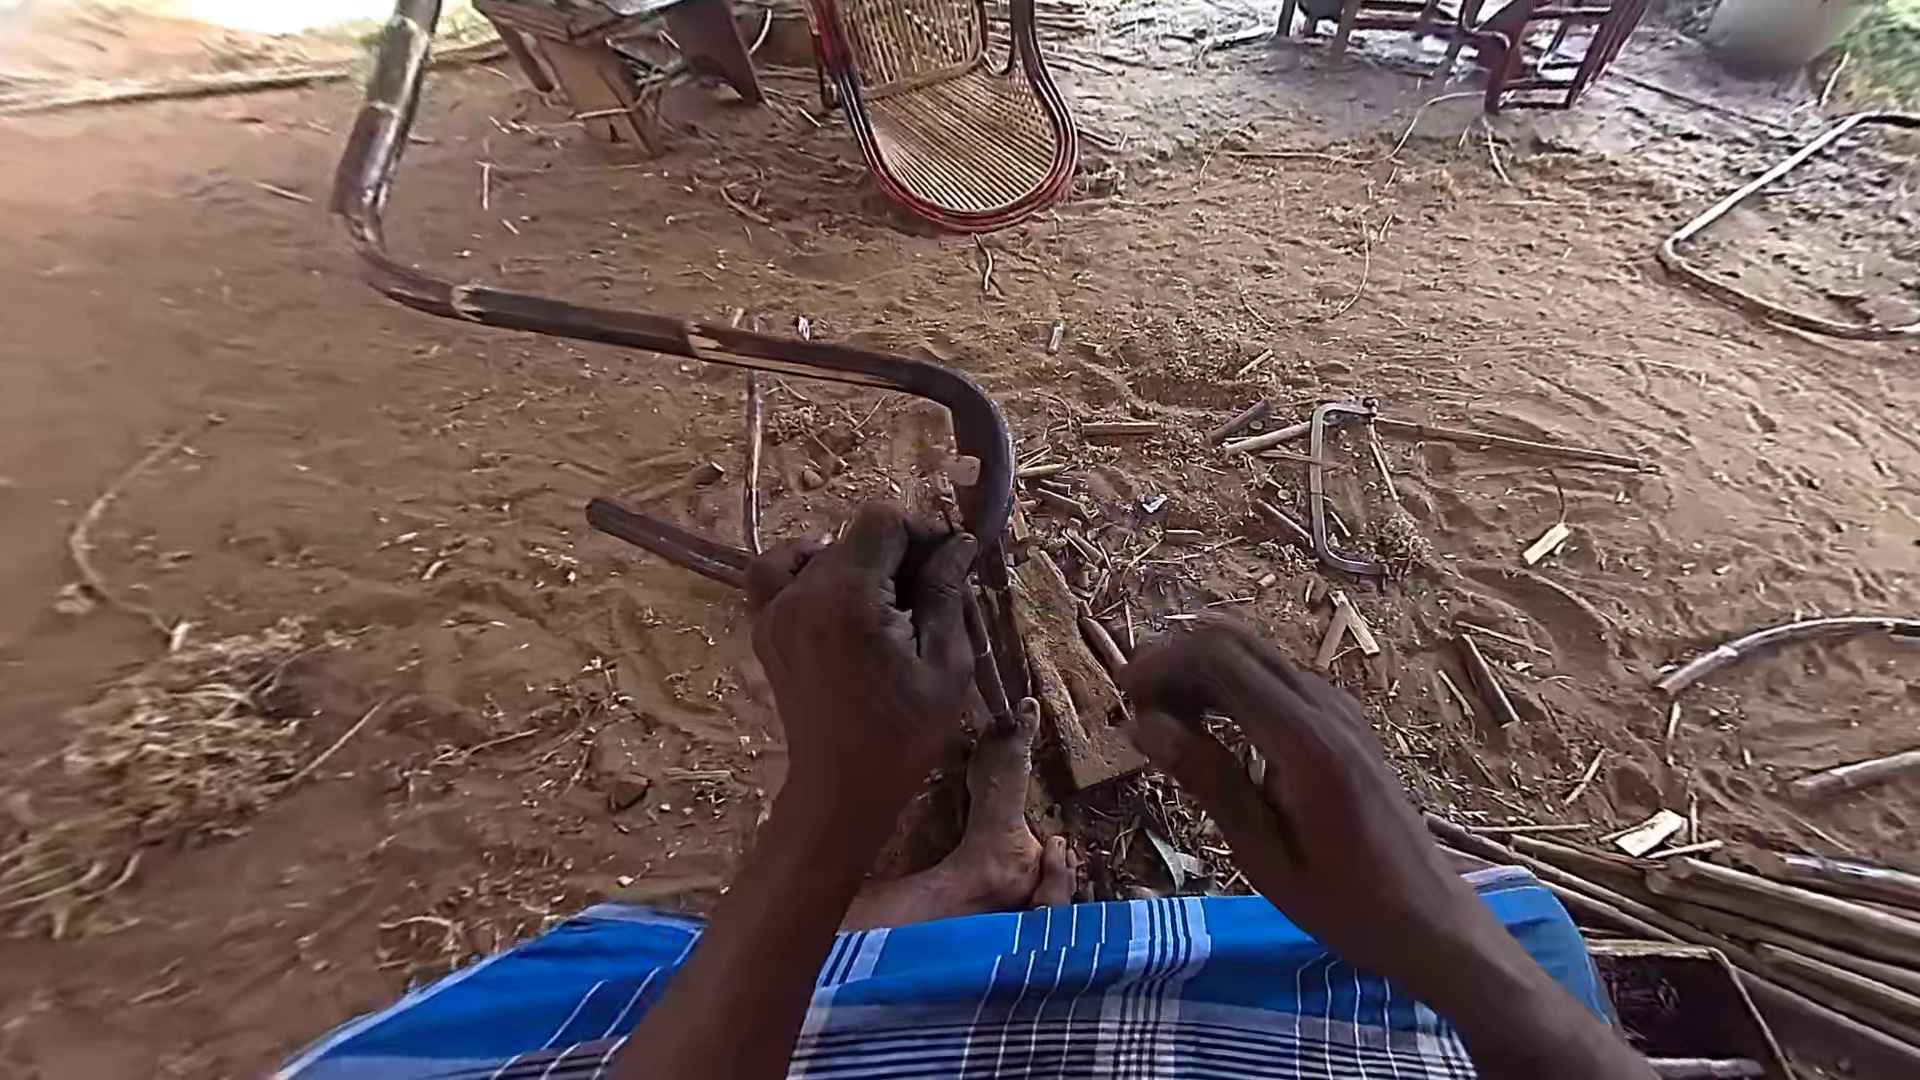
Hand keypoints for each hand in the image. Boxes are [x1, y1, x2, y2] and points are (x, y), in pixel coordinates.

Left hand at [748, 502, 976, 825]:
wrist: (842, 788)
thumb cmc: (904, 735)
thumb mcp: (945, 664)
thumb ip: (946, 593)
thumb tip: (958, 545)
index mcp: (848, 599)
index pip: (880, 521)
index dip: (920, 532)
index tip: (946, 563)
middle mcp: (803, 594)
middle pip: (855, 535)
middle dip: (899, 552)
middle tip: (928, 591)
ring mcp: (775, 609)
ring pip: (823, 550)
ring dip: (860, 560)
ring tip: (884, 595)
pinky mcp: (765, 627)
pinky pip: (775, 571)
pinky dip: (806, 566)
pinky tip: (834, 590)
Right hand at [1120, 618, 1523, 1007]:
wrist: (1439, 928)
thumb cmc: (1347, 905)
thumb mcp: (1262, 853)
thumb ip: (1205, 777)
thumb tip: (1141, 724)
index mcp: (1304, 740)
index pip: (1218, 660)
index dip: (1160, 663)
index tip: (1123, 694)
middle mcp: (1322, 705)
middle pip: (1231, 641)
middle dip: (1172, 657)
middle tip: (1136, 700)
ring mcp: (1335, 706)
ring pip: (1249, 651)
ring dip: (1196, 668)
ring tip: (1162, 713)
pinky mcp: (1337, 716)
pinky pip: (1269, 674)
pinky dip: (1224, 682)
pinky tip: (1206, 723)